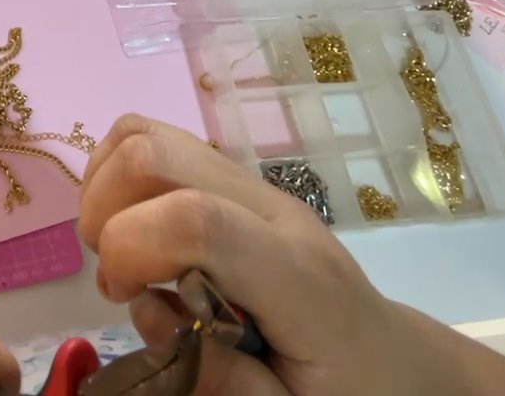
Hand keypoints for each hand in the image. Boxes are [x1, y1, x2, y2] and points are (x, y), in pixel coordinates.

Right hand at [78, 115, 465, 395]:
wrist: (399, 366)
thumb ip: (227, 384)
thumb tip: (155, 321)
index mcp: (299, 279)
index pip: (197, 219)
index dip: (132, 245)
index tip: (120, 296)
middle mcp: (272, 210)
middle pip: (158, 155)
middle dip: (105, 209)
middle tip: (114, 277)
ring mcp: (251, 184)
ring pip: (149, 134)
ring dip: (105, 185)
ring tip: (116, 247)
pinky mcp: (232, 177)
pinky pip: (156, 138)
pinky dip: (117, 169)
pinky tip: (127, 222)